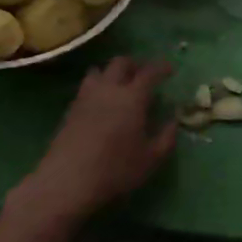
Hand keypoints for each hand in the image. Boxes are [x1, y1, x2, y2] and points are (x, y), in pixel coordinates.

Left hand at [14, 57, 176, 223]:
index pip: (149, 72)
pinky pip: (86, 86)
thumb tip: (173, 120)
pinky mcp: (71, 107)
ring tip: (119, 84)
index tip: (169, 68)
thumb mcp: (151, 159)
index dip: (161, 67)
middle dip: (135, 64)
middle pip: (121, 63)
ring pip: (99, 70)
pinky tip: (100, 102)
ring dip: (112, 72)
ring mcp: (86, 96)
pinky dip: (97, 85)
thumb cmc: (115, 169)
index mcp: (132, 97)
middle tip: (143, 74)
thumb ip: (166, 137)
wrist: (68, 178)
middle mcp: (108, 88)